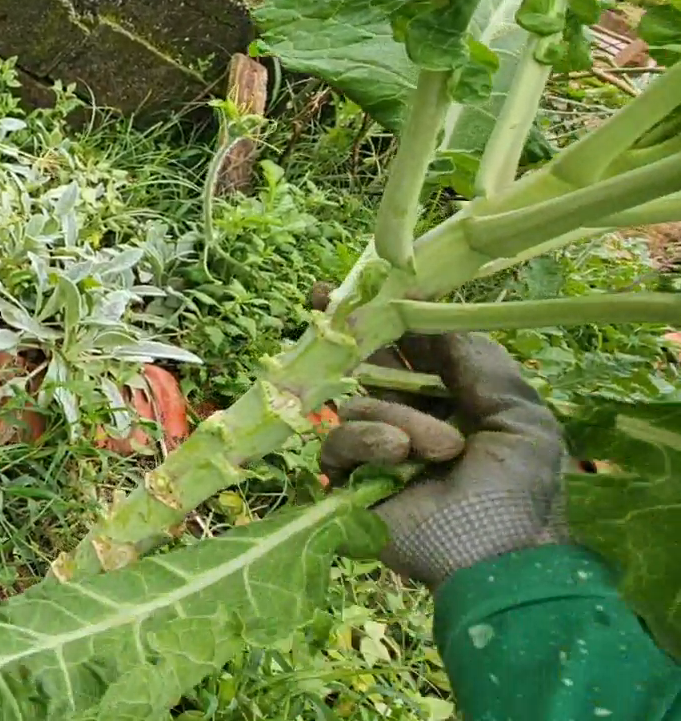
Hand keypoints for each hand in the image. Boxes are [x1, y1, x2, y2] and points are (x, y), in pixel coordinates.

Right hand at [318, 333, 568, 586]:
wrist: (494, 556)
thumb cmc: (517, 490)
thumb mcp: (522, 420)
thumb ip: (482, 366)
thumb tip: (436, 317)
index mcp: (449, 403)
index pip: (409, 352)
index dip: (383, 321)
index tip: (354, 292)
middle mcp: (405, 417)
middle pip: (364, 368)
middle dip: (348, 340)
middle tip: (324, 309)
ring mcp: (370, 445)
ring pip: (356, 404)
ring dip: (395, 419)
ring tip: (431, 449)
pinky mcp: (345, 471)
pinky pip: (338, 439)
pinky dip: (368, 444)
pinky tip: (397, 456)